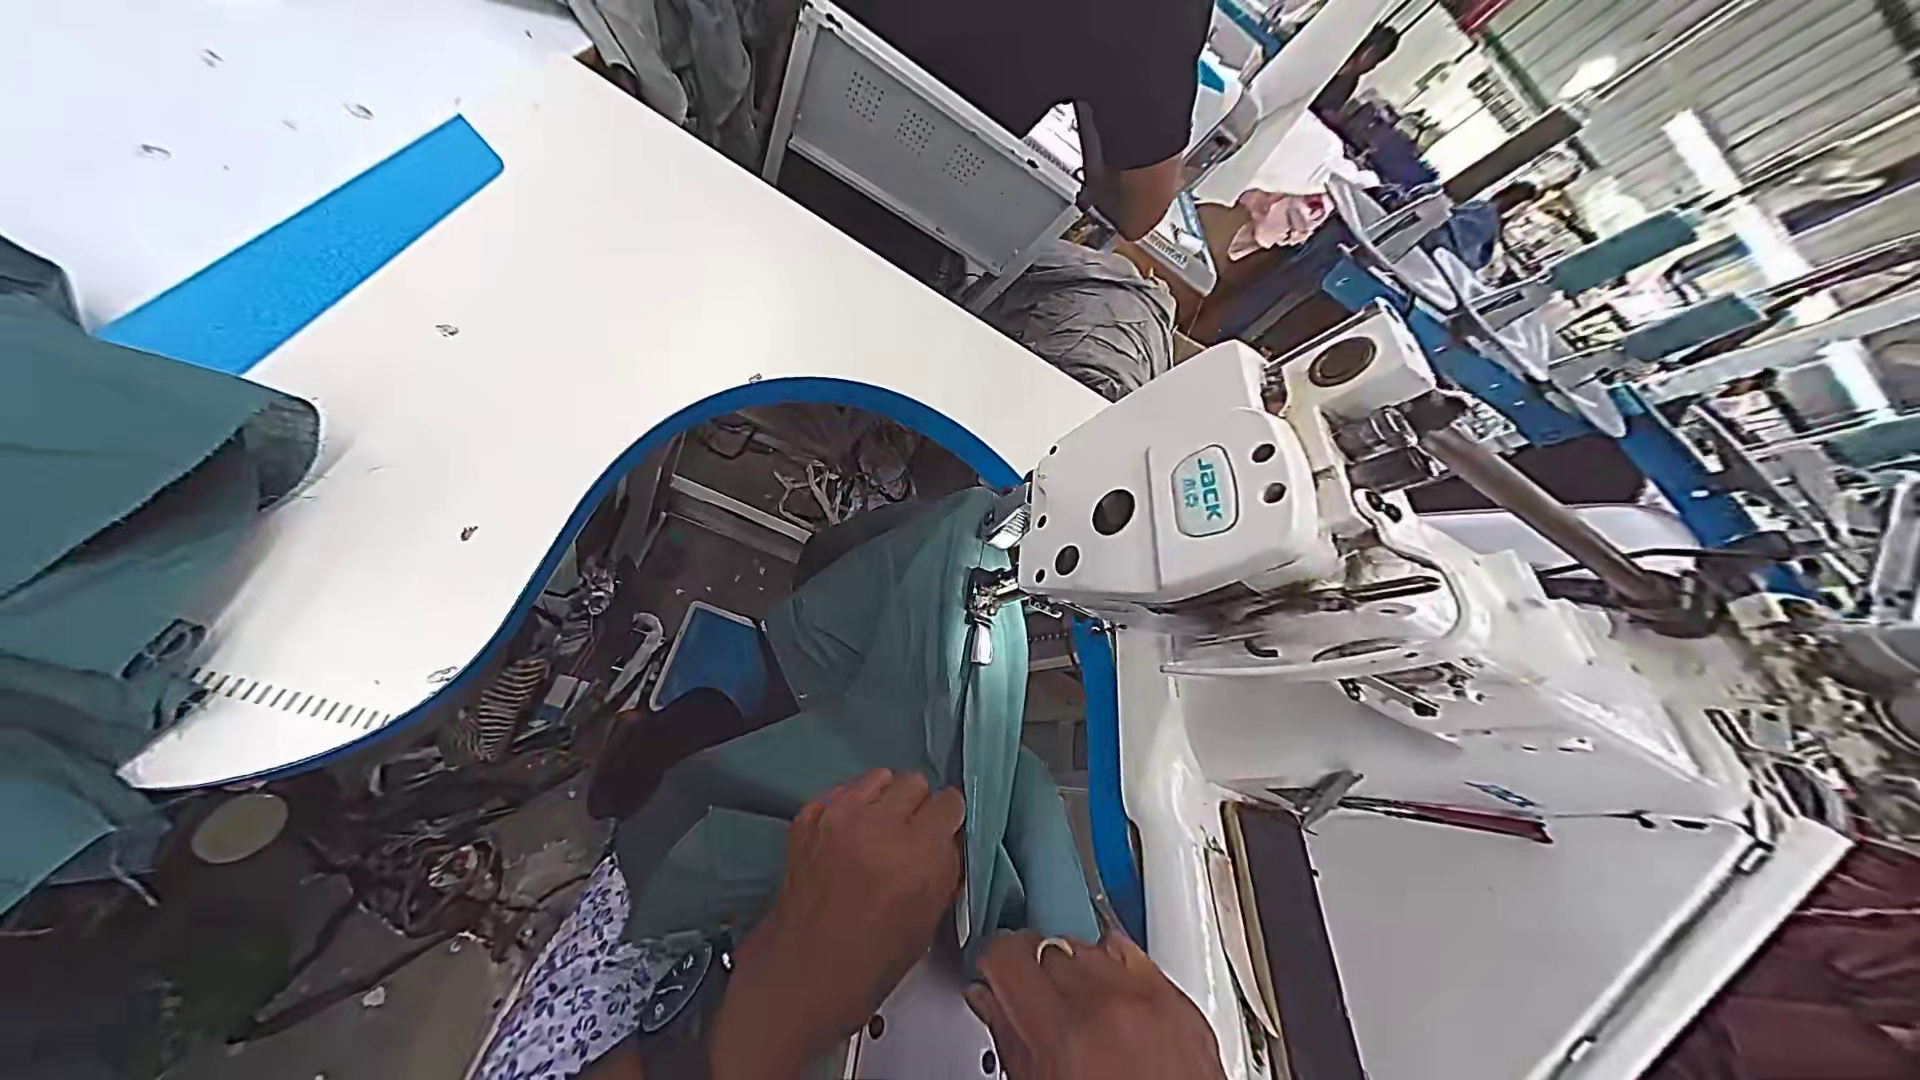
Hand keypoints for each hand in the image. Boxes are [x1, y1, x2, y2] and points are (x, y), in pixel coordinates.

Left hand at [710, 768, 964, 1079]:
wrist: (800, 974)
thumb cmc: (870, 960)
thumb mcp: (929, 917)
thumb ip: (946, 863)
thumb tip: (951, 831)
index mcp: (915, 856)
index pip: (949, 801)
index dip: (948, 819)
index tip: (942, 831)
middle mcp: (877, 827)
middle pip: (915, 782)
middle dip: (918, 807)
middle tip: (910, 835)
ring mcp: (837, 816)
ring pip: (881, 777)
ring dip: (886, 800)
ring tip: (879, 831)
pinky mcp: (809, 814)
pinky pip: (845, 790)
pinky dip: (852, 807)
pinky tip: (850, 836)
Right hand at [964, 926, 1226, 1079]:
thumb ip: (1010, 1039)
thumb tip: (988, 996)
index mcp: (1064, 1035)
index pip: (1008, 954)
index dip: (995, 962)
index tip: (995, 970)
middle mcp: (1105, 1004)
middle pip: (1046, 946)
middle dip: (1035, 969)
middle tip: (1035, 1000)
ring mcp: (1146, 998)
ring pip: (1085, 945)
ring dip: (1074, 968)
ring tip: (1078, 1009)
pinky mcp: (1178, 1001)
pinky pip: (1128, 953)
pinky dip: (1114, 966)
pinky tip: (1110, 997)